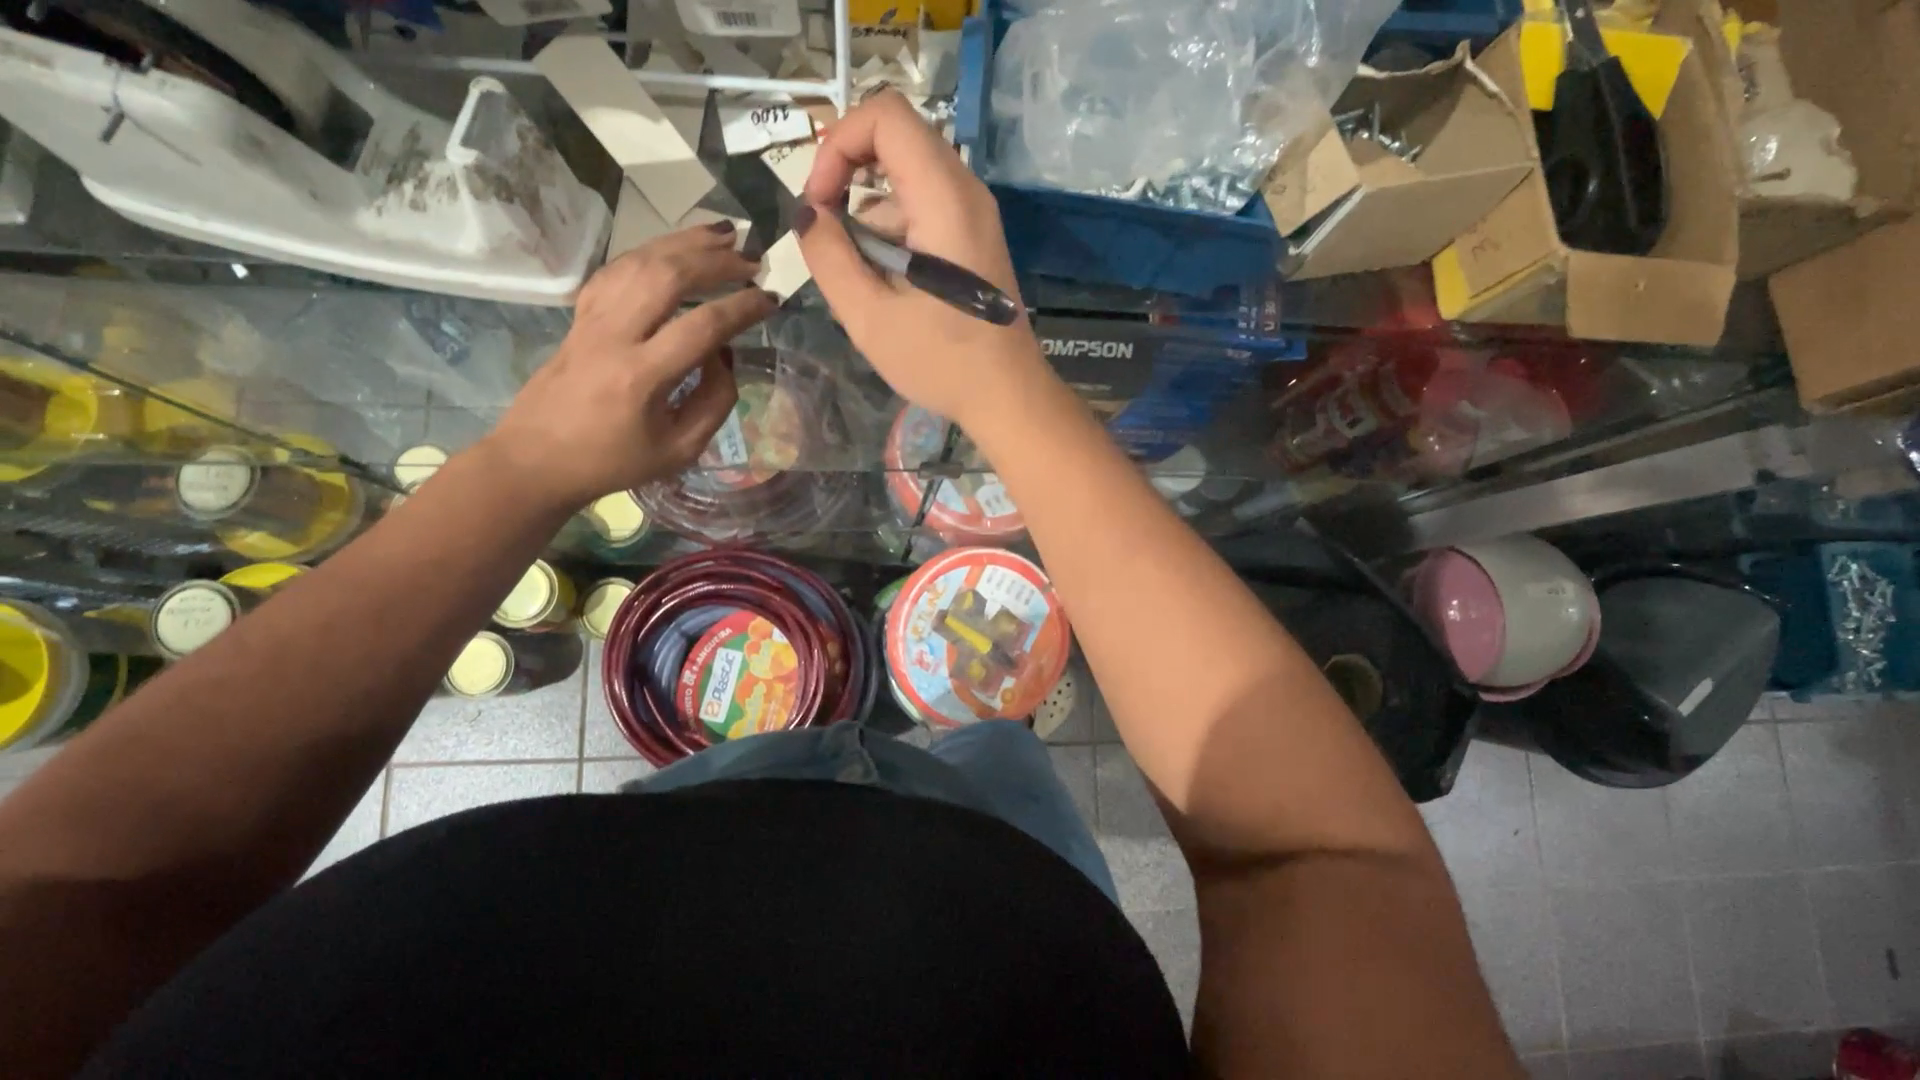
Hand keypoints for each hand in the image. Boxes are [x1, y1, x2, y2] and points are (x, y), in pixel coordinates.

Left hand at [486, 224, 774, 508]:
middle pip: (667, 276)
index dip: (743, 307)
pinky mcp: (579, 315)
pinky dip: (649, 252)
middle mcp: (614, 337)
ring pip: (639, 262)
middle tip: (752, 261)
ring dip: (684, 242)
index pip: (703, 326)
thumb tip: (725, 355)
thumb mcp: (680, 450)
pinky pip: (616, 270)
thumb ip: (714, 401)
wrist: (536, 459)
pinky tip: (673, 249)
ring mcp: (591, 320)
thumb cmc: (613, 462)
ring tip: (723, 234)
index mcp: (642, 377)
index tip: (771, 300)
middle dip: (715, 261)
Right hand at [797, 91, 1048, 428]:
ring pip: (904, 172)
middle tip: (826, 229)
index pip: (885, 115)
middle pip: (894, 136)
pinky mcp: (971, 232)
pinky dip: (890, 227)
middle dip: (846, 171)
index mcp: (944, 199)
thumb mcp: (869, 316)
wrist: (1007, 395)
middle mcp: (964, 189)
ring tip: (858, 276)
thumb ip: (829, 256)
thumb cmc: (941, 362)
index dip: (838, 144)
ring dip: (867, 210)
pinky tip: (884, 283)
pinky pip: (921, 202)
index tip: (820, 202)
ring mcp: (972, 210)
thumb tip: (808, 213)